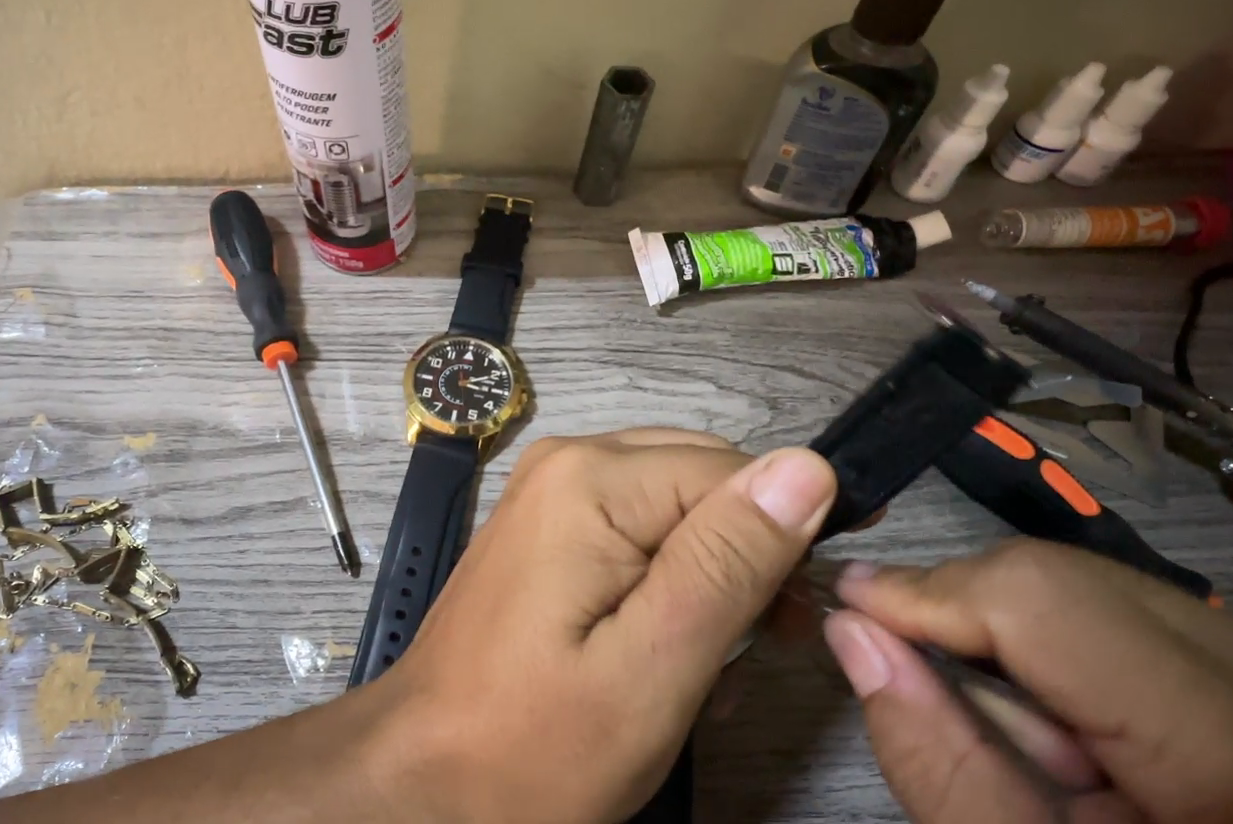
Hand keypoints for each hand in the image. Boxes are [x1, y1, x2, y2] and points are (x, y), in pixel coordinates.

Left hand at [371, 430, 837, 822]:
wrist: (427, 772)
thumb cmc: (535, 742)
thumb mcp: (652, 667)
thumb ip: (728, 563)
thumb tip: (805, 467)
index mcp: (591, 479)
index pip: (736, 472)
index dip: (783, 541)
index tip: (794, 624)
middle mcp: (568, 459)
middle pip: (705, 480)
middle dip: (746, 559)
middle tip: (754, 650)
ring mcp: (551, 489)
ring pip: (679, 505)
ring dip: (710, 578)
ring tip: (704, 665)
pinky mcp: (547, 524)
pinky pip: (637, 526)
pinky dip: (667, 580)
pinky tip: (664, 646)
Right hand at [824, 539, 1232, 822]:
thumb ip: (947, 767)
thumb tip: (855, 637)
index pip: (1032, 598)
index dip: (924, 593)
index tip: (850, 605)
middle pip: (1051, 580)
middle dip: (965, 624)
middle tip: (942, 698)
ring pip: (1082, 584)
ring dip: (1018, 643)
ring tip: (1049, 748)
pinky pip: (1133, 609)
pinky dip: (1076, 656)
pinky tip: (1100, 739)